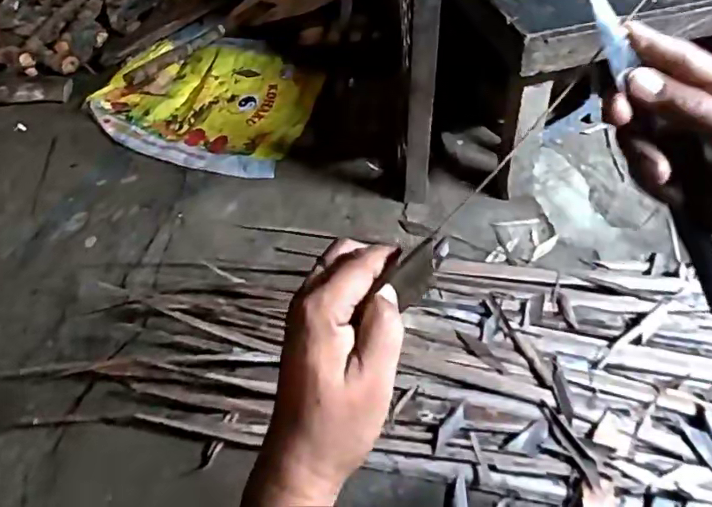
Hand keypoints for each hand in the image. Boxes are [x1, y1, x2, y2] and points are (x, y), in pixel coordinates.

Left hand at [244, 239, 403, 506]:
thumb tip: (388, 291)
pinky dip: (348, 282)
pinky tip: (368, 308)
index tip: (413, 260)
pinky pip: (326, 283)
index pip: (358, 263)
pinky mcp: (300, 323)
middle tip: (402, 279)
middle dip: (372, 257)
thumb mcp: (373, 380)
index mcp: (321, 308)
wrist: (299, 457)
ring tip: (390, 292)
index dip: (386, 256)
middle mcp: (304, 299)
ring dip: (360, 267)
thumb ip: (384, 327)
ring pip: (331, 265)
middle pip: (340, 253)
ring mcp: (298, 310)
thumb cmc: (340, 424)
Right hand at [604, 23, 711, 266]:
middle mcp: (694, 109)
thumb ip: (688, 107)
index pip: (675, 57)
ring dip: (639, 150)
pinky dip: (648, 177)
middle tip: (619, 117)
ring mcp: (683, 144)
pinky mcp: (675, 176)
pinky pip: (641, 165)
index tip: (610, 32)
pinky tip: (674, 193)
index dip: (641, 43)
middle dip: (624, 102)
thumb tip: (633, 78)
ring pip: (635, 131)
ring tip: (662, 175)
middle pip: (641, 91)